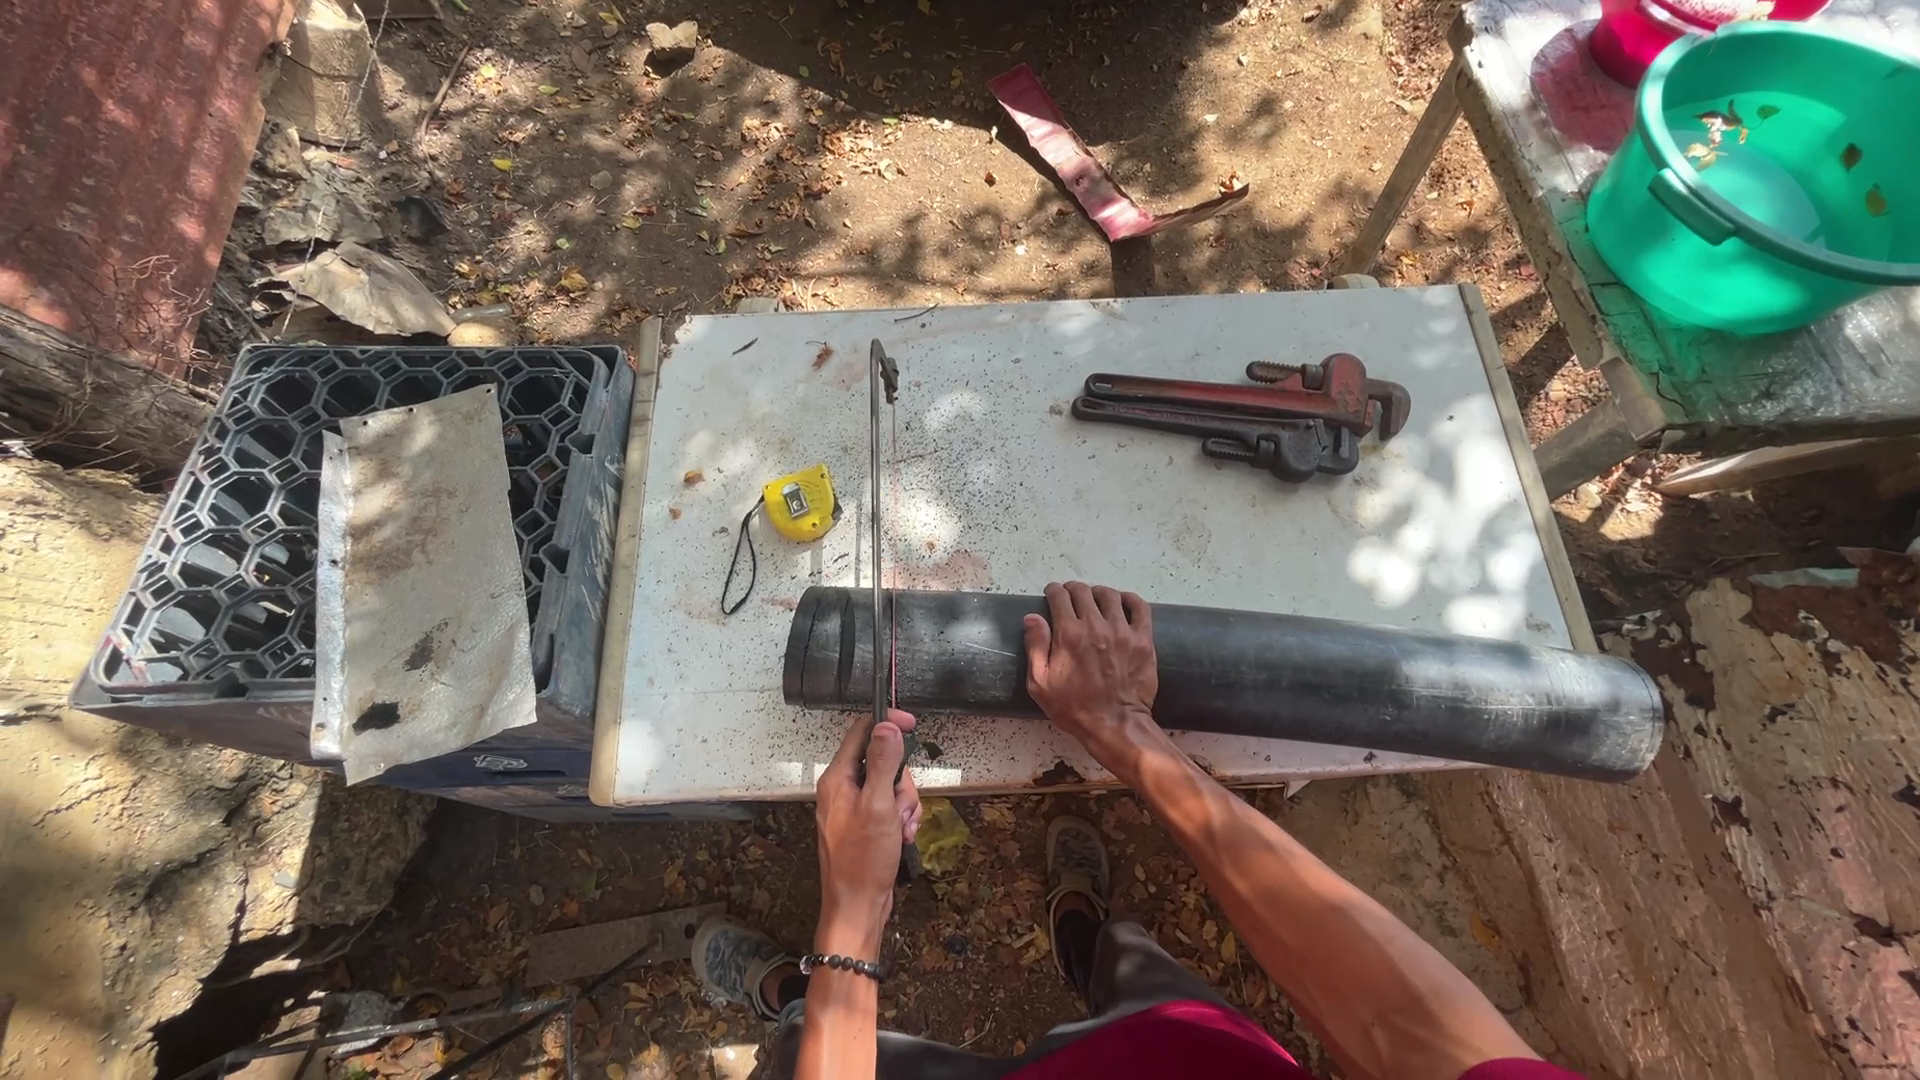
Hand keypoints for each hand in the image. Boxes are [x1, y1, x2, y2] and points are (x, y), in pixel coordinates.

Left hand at [813, 709, 920, 955]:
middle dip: (902, 782)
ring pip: (891, 786)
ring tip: (901, 828)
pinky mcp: (866, 825)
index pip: (861, 732)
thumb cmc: (863, 861)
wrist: (857, 908)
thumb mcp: (878, 805)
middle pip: (883, 760)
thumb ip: (883, 762)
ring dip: (905, 805)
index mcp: (837, 778)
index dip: (886, 724)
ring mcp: (854, 808)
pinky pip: (891, 808)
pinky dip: (901, 820)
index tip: (910, 724)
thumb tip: (886, 727)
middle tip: (900, 806)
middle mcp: (842, 789)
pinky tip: (901, 838)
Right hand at [1023, 582, 1161, 764]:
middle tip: (1070, 597)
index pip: (1060, 596)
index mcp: (1069, 634)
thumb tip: (1032, 617)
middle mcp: (1096, 626)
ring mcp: (1122, 631)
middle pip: (1083, 592)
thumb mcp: (1040, 683)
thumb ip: (1035, 646)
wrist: (1114, 724)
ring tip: (1094, 600)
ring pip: (1110, 595)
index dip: (1053, 591)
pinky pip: (1139, 607)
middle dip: (1072, 590)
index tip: (1052, 594)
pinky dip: (1129, 599)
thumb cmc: (1073, 707)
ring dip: (1098, 593)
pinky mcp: (1143, 639)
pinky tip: (1122, 602)